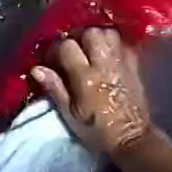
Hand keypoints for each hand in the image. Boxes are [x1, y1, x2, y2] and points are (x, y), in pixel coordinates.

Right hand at [29, 27, 154, 156]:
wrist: (131, 138)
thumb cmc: (97, 130)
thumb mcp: (70, 114)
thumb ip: (55, 88)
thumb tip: (36, 68)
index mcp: (85, 77)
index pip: (67, 47)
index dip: (56, 49)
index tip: (53, 59)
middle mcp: (104, 64)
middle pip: (90, 33)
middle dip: (78, 37)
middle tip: (73, 49)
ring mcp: (121, 62)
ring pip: (108, 32)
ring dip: (97, 36)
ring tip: (91, 48)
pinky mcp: (134, 65)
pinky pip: (124, 42)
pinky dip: (113, 43)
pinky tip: (107, 52)